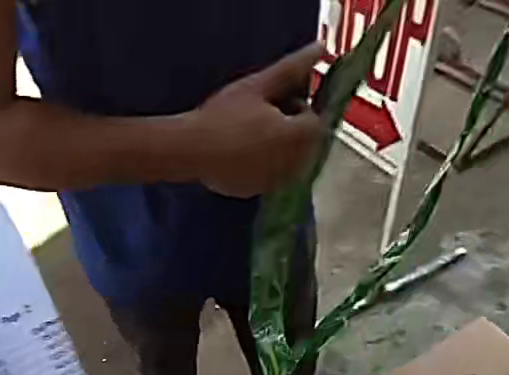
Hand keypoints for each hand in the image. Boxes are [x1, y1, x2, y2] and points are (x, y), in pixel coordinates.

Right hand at [183, 44, 323, 196]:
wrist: (189, 150)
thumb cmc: (223, 115)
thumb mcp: (258, 86)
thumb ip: (291, 70)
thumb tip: (319, 49)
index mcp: (292, 137)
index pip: (315, 125)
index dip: (302, 111)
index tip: (282, 102)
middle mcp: (286, 165)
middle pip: (304, 148)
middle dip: (294, 133)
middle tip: (268, 119)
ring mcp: (268, 182)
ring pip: (287, 166)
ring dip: (280, 151)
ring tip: (256, 137)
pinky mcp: (251, 193)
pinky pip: (269, 179)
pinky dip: (265, 167)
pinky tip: (244, 155)